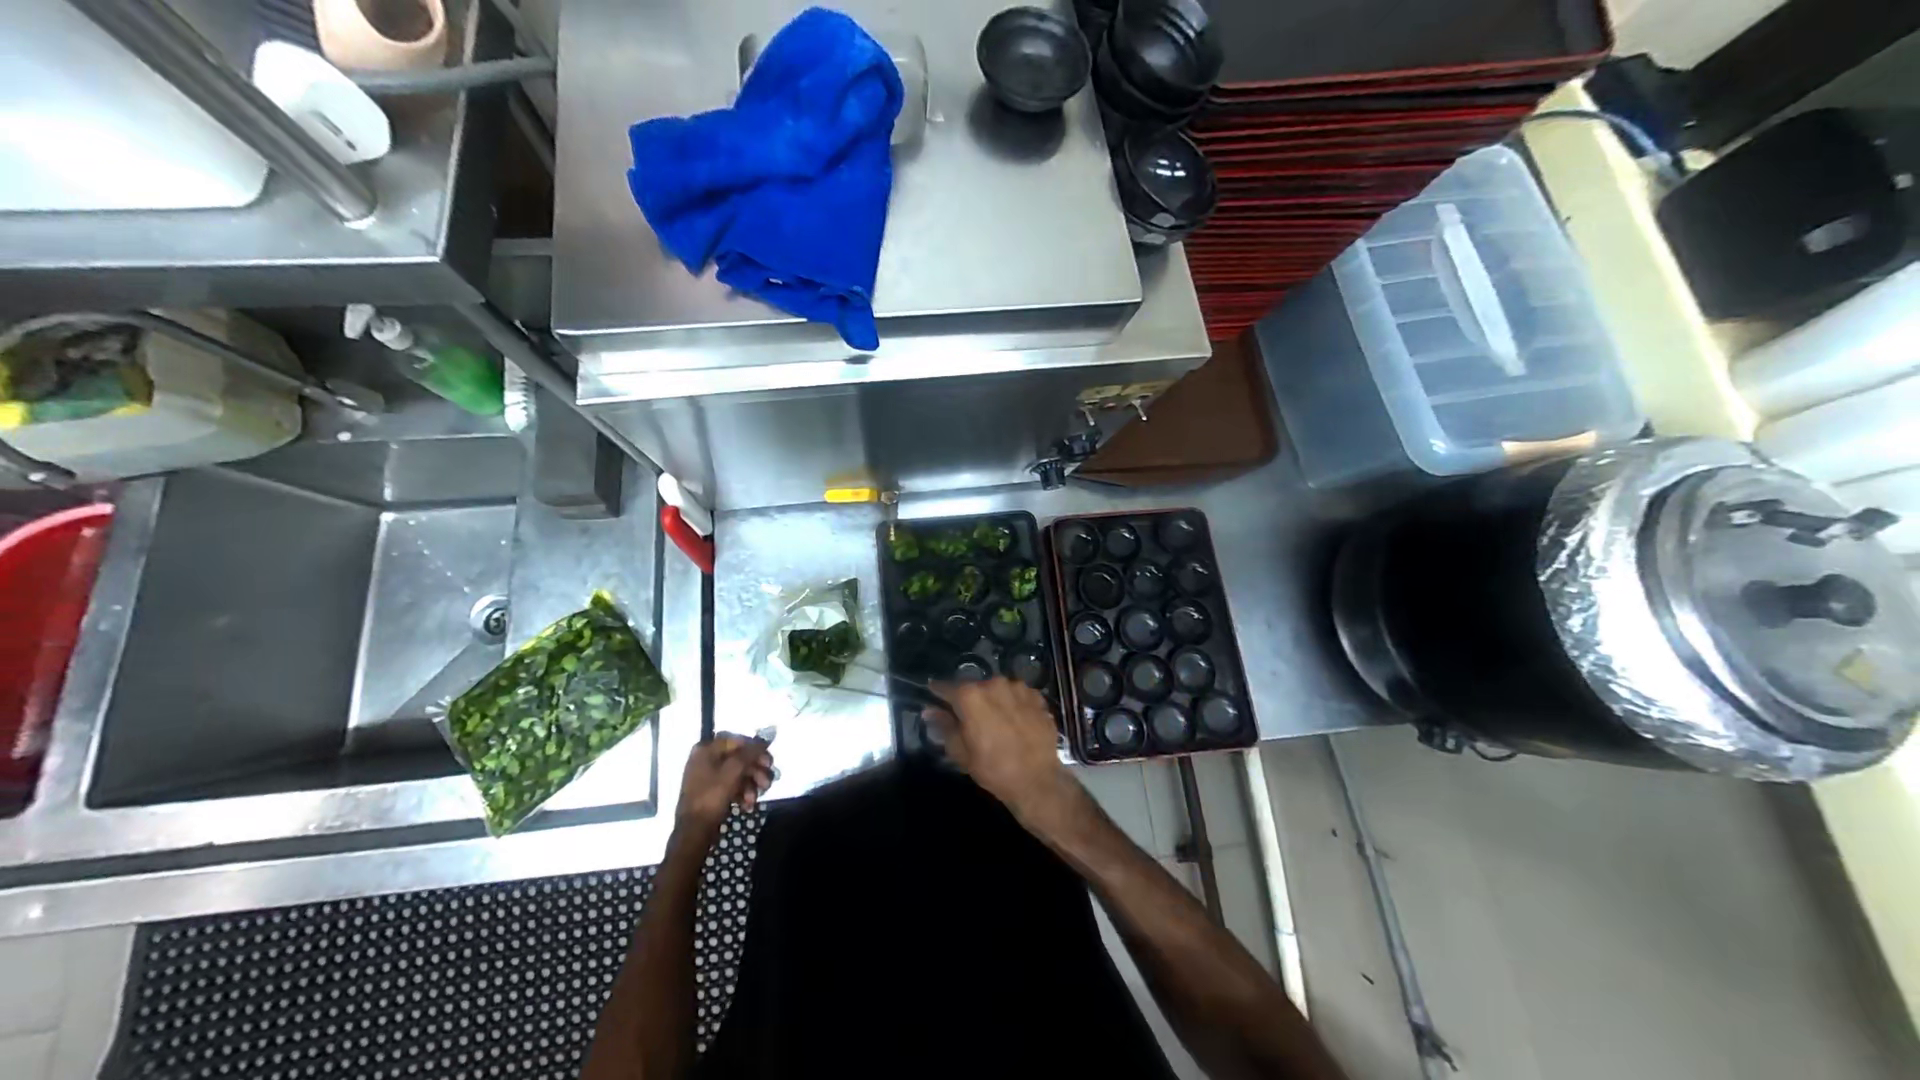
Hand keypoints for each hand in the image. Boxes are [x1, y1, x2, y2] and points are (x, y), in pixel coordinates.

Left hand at [676, 736, 772, 833]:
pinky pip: (733, 786)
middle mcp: (706, 759)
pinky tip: (748, 805)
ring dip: (751, 785)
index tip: (769, 762)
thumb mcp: (733, 771)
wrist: (694, 832)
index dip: (756, 750)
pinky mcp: (712, 792)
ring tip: (755, 799)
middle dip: (756, 771)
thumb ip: (750, 752)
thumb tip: (764, 739)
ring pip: (738, 773)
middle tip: (767, 783)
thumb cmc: (712, 797)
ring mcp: (708, 776)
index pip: (738, 741)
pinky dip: (743, 794)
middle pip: (740, 758)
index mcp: (706, 750)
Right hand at [926, 677, 1076, 825]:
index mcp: (970, 695)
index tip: (933, 695)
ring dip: (993, 700)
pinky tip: (1015, 722)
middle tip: (969, 719)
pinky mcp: (1037, 697)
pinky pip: (1018, 695)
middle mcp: (994, 684)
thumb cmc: (993, 768)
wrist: (1037, 780)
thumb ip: (944, 726)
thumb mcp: (960, 752)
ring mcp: (1018, 688)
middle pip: (974, 687)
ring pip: (997, 690)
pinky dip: (1013, 704)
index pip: (946, 688)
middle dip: (969, 700)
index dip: (938, 693)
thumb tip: (930, 711)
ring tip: (996, 721)